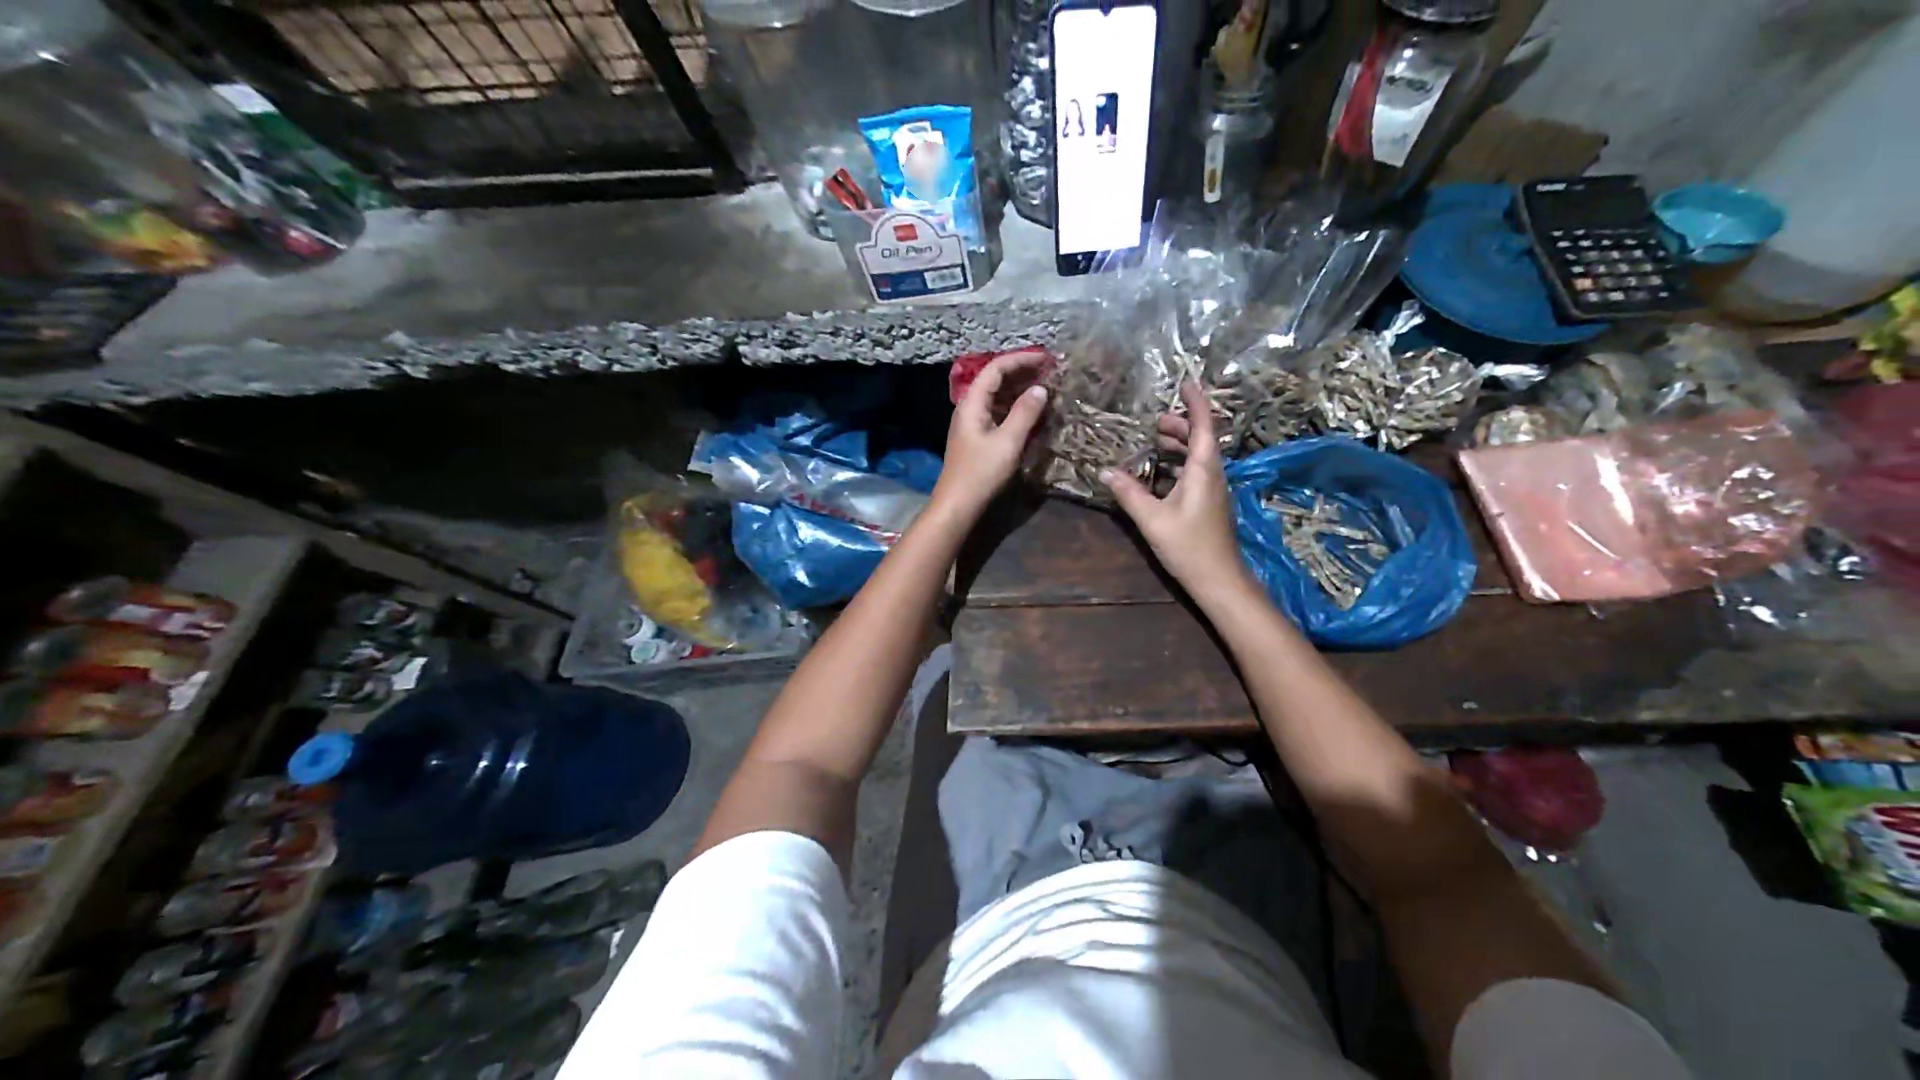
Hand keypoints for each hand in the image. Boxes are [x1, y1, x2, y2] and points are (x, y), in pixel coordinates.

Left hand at [932, 350, 1049, 518]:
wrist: (958, 504)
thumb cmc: (981, 473)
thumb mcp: (1007, 442)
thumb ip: (1025, 413)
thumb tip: (1041, 389)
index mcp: (972, 403)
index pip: (995, 369)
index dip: (1020, 359)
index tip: (1046, 358)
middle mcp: (970, 408)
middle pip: (995, 380)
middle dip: (1022, 372)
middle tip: (1050, 370)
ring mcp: (973, 423)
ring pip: (998, 396)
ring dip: (1020, 389)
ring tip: (1046, 386)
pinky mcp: (978, 437)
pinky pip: (999, 412)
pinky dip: (1016, 406)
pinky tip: (1033, 410)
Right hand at [1103, 381, 1258, 604]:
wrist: (1219, 580)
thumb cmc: (1189, 546)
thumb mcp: (1153, 519)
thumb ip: (1129, 493)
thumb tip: (1106, 471)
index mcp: (1203, 470)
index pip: (1204, 426)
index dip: (1196, 403)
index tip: (1186, 383)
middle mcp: (1213, 474)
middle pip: (1202, 439)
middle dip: (1182, 424)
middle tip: (1156, 420)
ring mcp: (1214, 490)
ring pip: (1200, 456)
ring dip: (1181, 444)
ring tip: (1156, 440)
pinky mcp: (1210, 504)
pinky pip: (1197, 472)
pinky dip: (1180, 463)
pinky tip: (1161, 473)